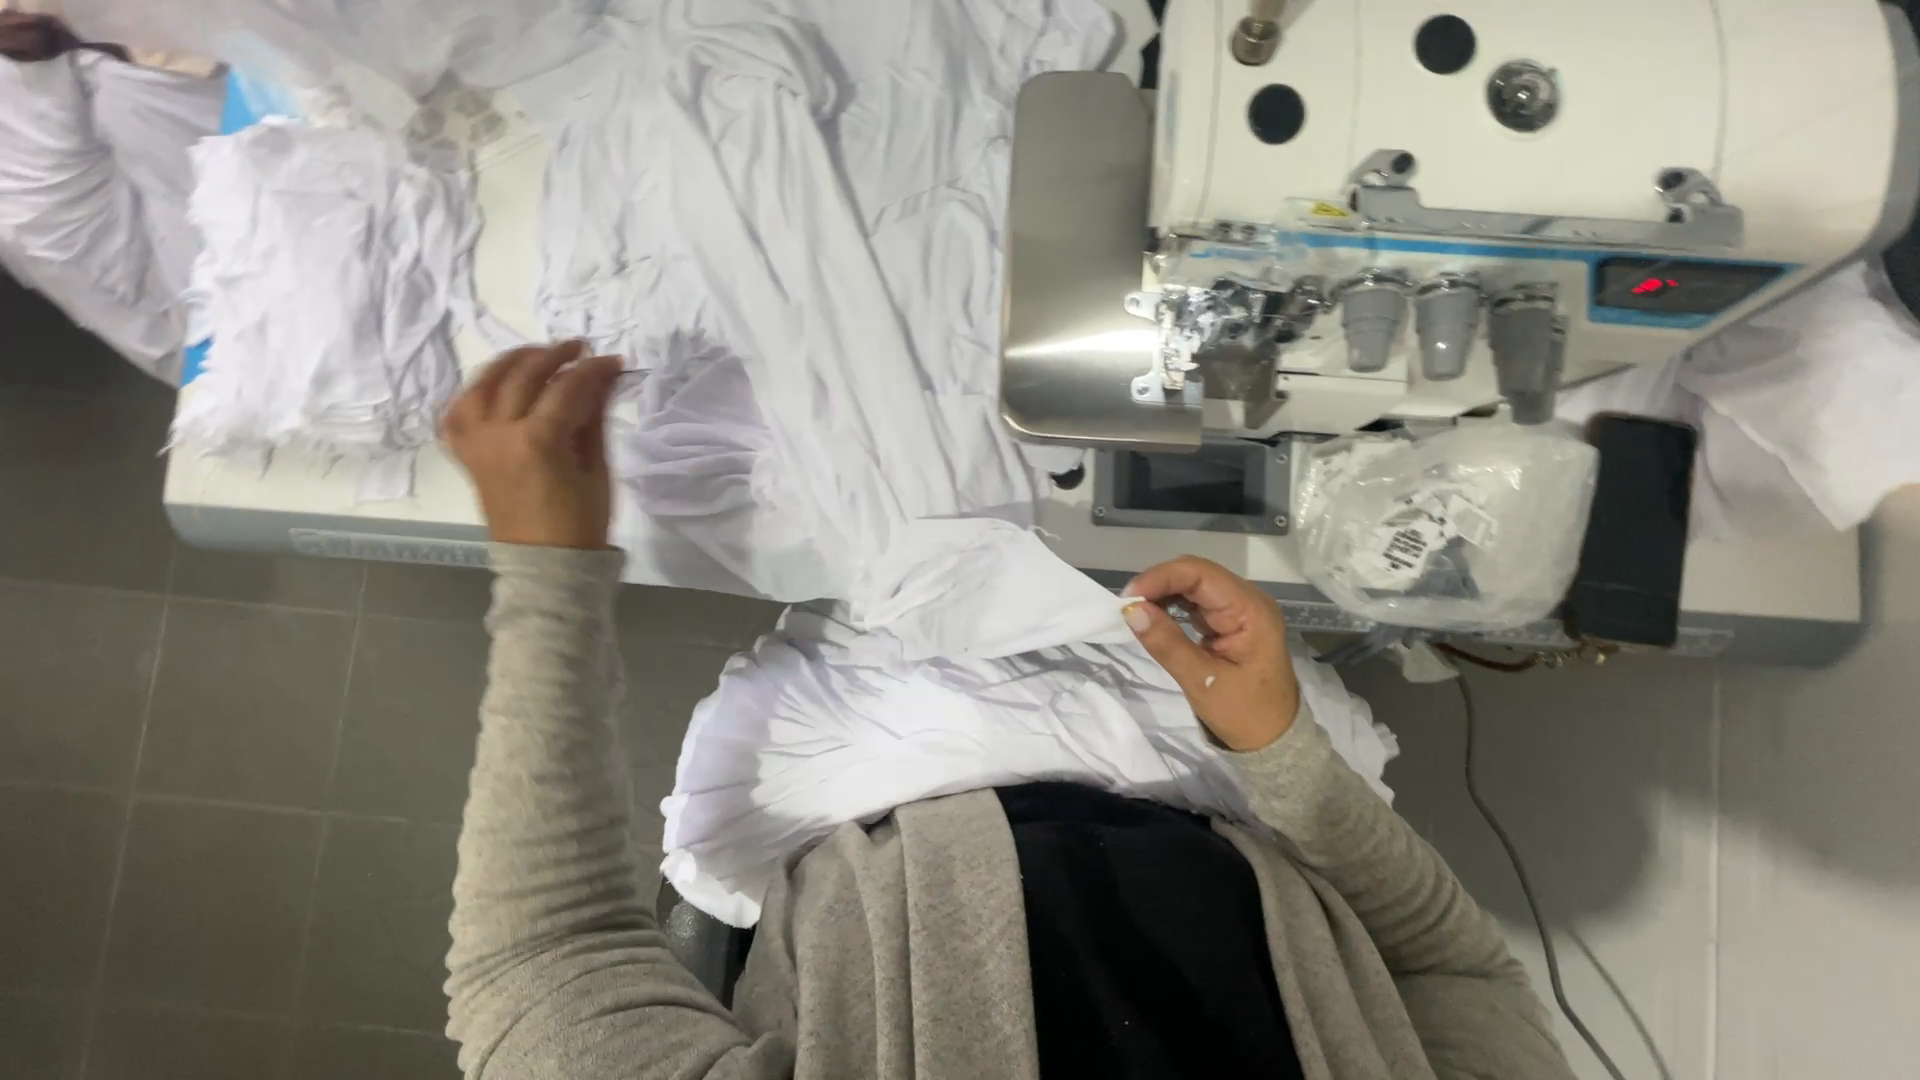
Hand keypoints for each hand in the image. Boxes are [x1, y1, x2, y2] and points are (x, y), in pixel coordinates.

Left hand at [439, 341, 623, 549]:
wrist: (547, 563)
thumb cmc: (582, 521)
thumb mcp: (597, 467)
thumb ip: (594, 417)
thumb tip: (602, 378)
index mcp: (539, 441)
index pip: (567, 388)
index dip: (592, 370)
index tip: (613, 361)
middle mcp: (499, 434)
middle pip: (523, 377)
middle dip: (553, 356)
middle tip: (578, 348)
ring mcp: (476, 444)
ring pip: (482, 385)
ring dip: (510, 363)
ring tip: (535, 356)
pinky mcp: (466, 455)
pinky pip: (457, 414)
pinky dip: (473, 394)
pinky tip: (493, 388)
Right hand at [1123, 556, 1300, 751]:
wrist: (1275, 739)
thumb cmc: (1245, 713)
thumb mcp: (1202, 682)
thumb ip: (1167, 644)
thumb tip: (1131, 610)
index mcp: (1250, 610)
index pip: (1200, 574)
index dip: (1161, 577)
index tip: (1128, 597)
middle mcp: (1246, 600)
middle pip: (1196, 573)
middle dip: (1158, 583)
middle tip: (1127, 605)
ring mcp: (1238, 609)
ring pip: (1193, 584)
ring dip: (1162, 592)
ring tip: (1135, 610)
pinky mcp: (1228, 620)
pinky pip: (1195, 601)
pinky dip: (1170, 604)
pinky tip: (1153, 616)